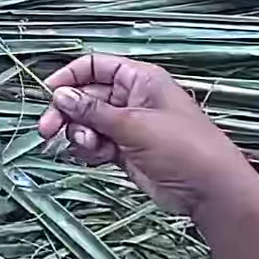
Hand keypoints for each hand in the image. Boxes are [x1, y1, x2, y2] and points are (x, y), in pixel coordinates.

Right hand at [36, 54, 254, 215]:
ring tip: (86, 145)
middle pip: (85, 96)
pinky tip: (91, 156)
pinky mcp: (125, 150)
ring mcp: (127, 125)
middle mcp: (131, 98)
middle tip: (46, 129)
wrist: (211, 192)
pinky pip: (95, 142)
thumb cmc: (182, 147)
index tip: (49, 93)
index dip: (70, 77)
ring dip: (78, 133)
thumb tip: (59, 95)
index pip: (95, 66)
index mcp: (139, 79)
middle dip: (66, 111)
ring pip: (87, 121)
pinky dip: (87, 148)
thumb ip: (93, 111)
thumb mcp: (134, 124)